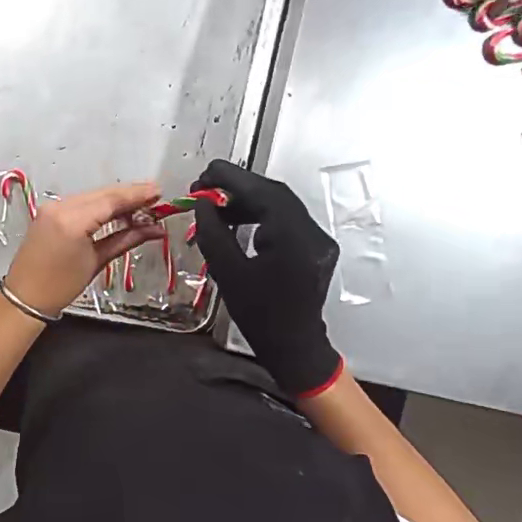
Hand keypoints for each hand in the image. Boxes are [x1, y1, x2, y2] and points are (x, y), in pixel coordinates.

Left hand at [3, 182, 162, 314]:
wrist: (25, 297)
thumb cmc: (61, 286)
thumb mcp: (96, 261)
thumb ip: (126, 239)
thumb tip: (155, 229)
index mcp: (72, 221)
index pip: (111, 200)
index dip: (137, 195)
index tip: (159, 193)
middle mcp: (61, 207)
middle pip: (102, 194)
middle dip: (129, 195)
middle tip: (155, 198)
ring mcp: (52, 208)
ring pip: (92, 196)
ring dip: (116, 200)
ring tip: (141, 205)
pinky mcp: (49, 212)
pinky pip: (80, 203)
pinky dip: (100, 205)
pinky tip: (117, 211)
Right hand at [191, 160, 342, 396]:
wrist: (294, 347)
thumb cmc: (259, 316)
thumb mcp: (228, 274)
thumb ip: (213, 234)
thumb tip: (203, 204)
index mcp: (293, 238)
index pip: (263, 193)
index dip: (232, 179)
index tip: (205, 175)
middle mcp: (313, 233)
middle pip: (274, 195)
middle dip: (238, 188)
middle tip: (205, 190)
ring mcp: (318, 239)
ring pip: (280, 207)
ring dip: (248, 203)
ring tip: (217, 210)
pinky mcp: (315, 248)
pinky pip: (286, 222)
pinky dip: (261, 217)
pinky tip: (239, 224)